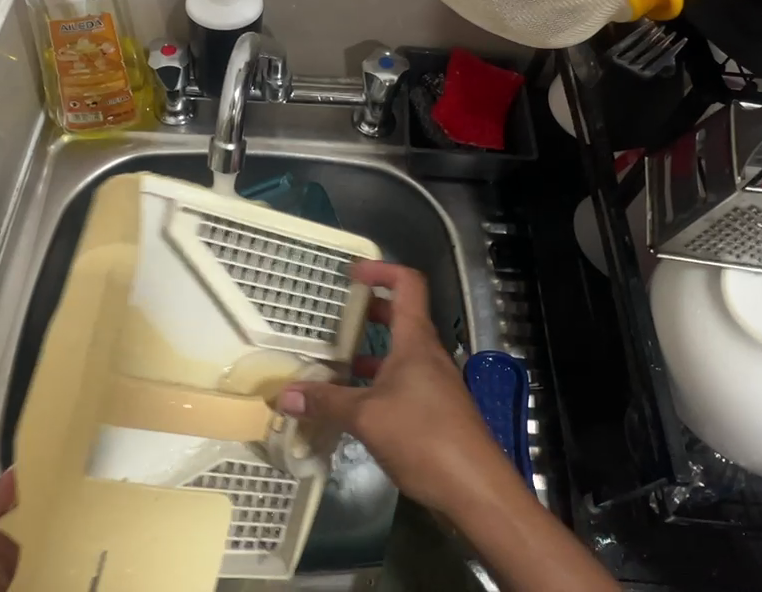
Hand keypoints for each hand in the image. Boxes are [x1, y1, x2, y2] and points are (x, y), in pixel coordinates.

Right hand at [277, 261, 517, 517]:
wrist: (476, 491)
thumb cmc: (425, 438)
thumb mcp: (367, 417)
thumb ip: (326, 402)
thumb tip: (285, 394)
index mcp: (416, 341)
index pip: (407, 284)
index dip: (382, 270)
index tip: (352, 274)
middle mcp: (428, 355)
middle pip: (400, 317)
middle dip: (369, 313)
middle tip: (334, 319)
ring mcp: (434, 385)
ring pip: (399, 355)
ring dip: (370, 355)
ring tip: (333, 364)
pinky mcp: (435, 414)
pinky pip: (401, 385)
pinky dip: (377, 385)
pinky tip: (353, 407)